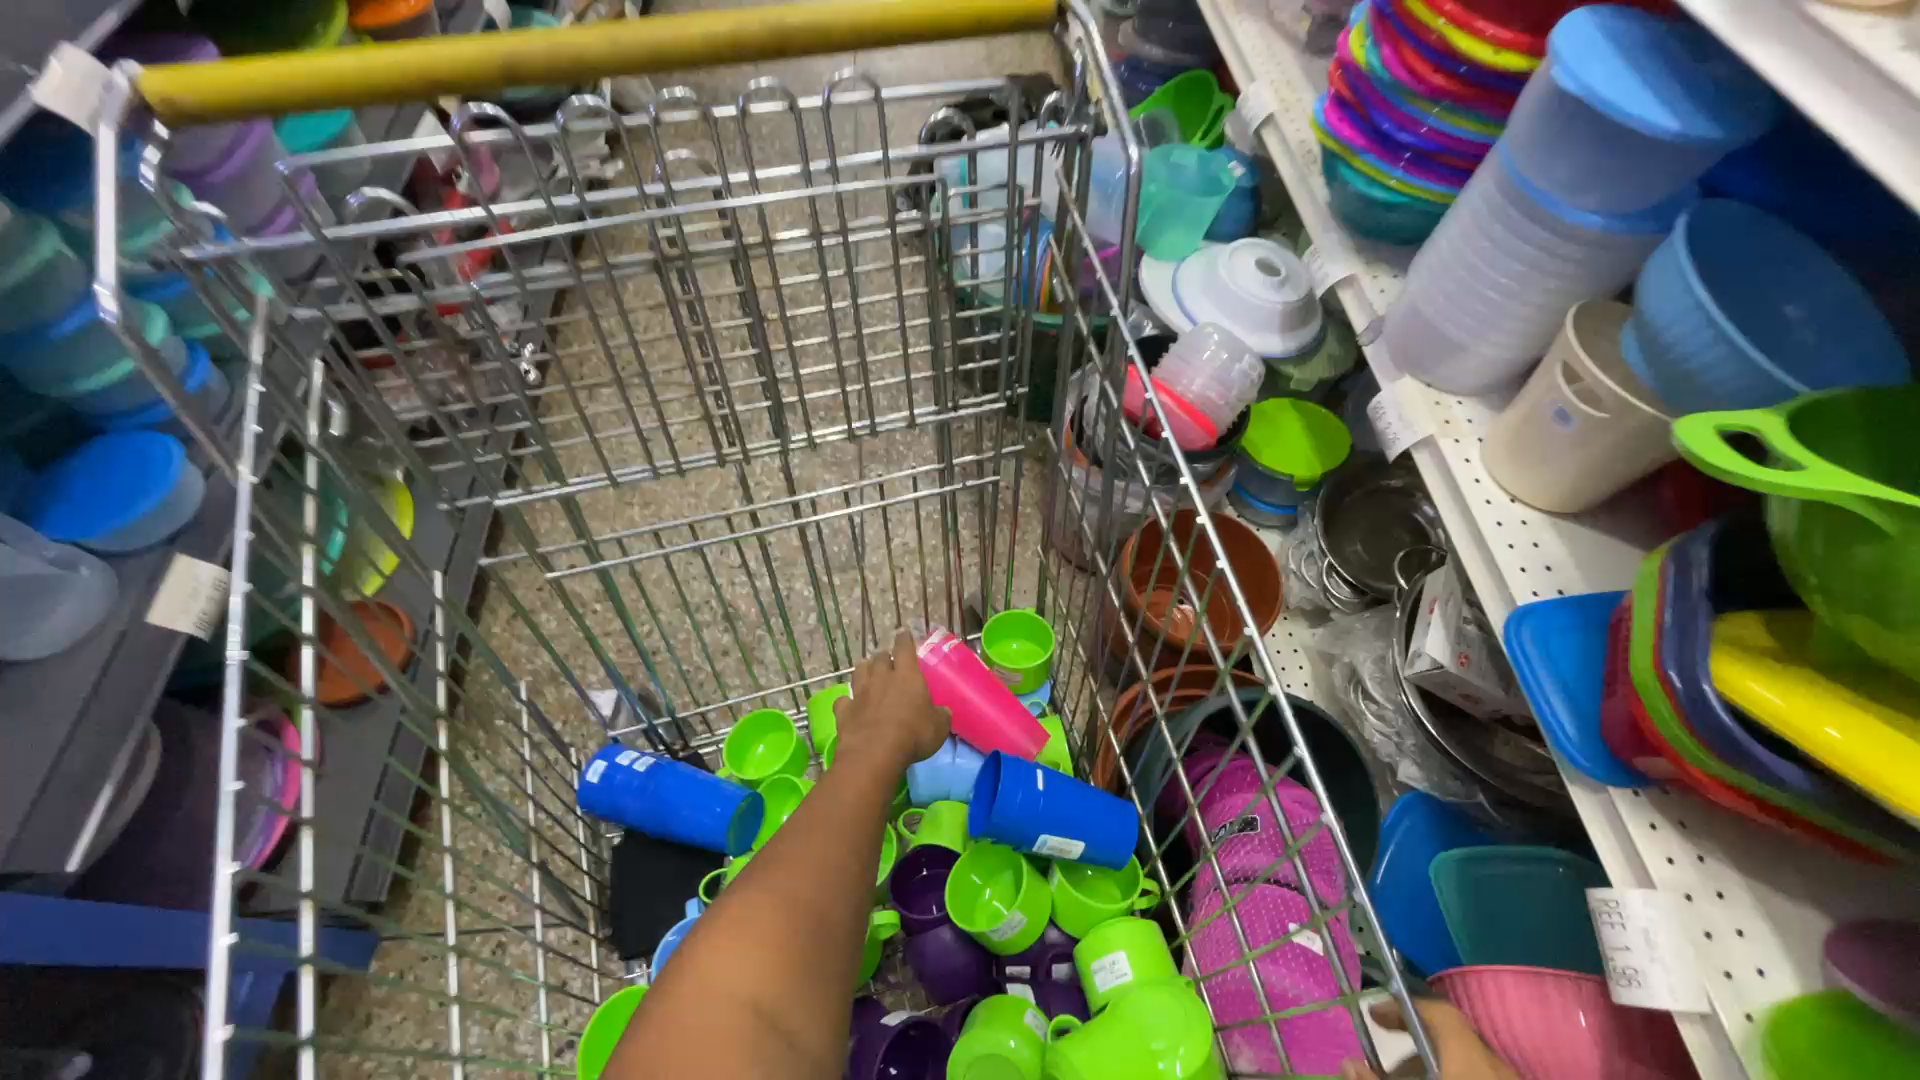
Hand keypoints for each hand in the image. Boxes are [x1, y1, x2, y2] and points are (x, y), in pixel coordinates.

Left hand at [834, 628, 952, 768]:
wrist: (874, 753)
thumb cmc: (913, 735)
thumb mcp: (939, 727)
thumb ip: (940, 715)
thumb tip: (943, 712)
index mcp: (906, 675)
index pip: (904, 648)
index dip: (904, 640)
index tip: (904, 635)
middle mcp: (881, 678)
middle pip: (879, 658)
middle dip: (883, 658)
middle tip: (888, 663)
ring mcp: (859, 693)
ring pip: (859, 672)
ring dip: (865, 671)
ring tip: (868, 674)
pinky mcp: (844, 711)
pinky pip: (843, 700)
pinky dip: (847, 701)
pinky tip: (850, 705)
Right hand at [1342, 998, 1518, 1079]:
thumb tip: (1349, 1064)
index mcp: (1471, 1061)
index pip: (1440, 1014)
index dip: (1403, 1008)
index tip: (1373, 1016)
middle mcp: (1496, 1072)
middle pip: (1450, 1044)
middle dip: (1411, 1051)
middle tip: (1382, 1067)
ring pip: (1465, 1069)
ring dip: (1430, 1073)